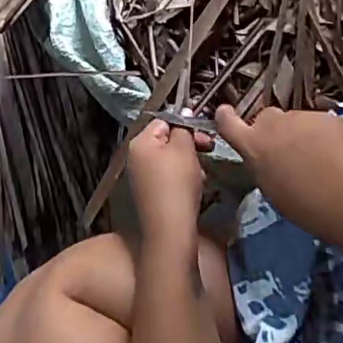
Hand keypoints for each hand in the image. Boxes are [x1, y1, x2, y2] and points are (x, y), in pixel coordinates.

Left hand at [126, 118, 206, 245]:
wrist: (169, 229)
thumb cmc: (176, 183)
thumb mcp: (184, 148)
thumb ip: (184, 128)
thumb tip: (184, 113)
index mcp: (139, 142)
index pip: (163, 121)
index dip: (185, 125)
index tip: (204, 134)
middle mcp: (134, 157)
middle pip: (166, 141)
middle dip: (188, 146)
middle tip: (207, 151)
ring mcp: (139, 177)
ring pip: (169, 161)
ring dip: (188, 163)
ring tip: (200, 175)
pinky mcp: (148, 194)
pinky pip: (167, 178)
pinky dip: (182, 180)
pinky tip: (194, 189)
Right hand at [213, 105, 342, 242]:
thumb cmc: (310, 207)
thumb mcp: (274, 191)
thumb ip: (265, 167)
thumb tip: (271, 160)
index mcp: (253, 146)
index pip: (227, 121)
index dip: (226, 117)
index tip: (226, 115)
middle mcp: (274, 124)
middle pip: (266, 119)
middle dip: (274, 131)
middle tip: (288, 154)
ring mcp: (303, 116)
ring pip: (297, 122)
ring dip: (302, 135)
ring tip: (321, 161)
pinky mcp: (330, 116)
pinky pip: (322, 124)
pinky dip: (327, 136)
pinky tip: (341, 157)